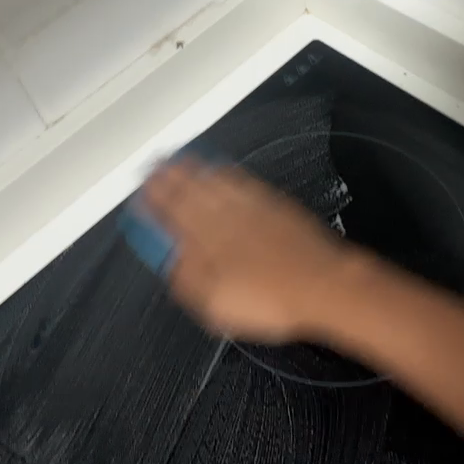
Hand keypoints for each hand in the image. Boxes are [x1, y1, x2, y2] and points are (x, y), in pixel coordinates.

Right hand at [139, 157, 362, 343]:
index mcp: (205, 237)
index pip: (170, 211)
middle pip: (188, 188)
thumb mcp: (215, 304)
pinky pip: (239, 179)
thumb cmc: (272, 298)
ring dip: (191, 167)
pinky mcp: (272, 203)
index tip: (140, 191)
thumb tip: (169, 263)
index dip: (152, 200)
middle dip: (166, 175)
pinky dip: (223, 171)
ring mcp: (250, 205)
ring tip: (178, 159)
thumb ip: (186, 279)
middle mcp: (224, 214)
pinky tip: (220, 169)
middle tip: (152, 165)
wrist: (323, 284)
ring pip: (212, 179)